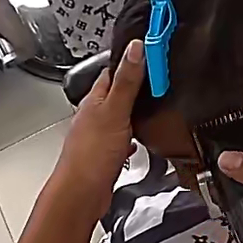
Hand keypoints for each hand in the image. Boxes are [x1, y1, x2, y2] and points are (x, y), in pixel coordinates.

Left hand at [46, 39, 144, 221]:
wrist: (82, 193)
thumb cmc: (91, 155)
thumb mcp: (115, 112)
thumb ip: (127, 81)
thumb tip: (135, 48)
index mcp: (95, 100)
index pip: (114, 70)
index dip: (133, 58)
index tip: (152, 49)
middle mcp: (95, 114)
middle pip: (119, 92)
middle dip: (138, 84)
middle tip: (160, 75)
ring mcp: (101, 134)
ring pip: (122, 115)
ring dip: (137, 109)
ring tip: (156, 104)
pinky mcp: (107, 153)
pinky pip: (124, 137)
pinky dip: (134, 134)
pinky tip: (142, 139)